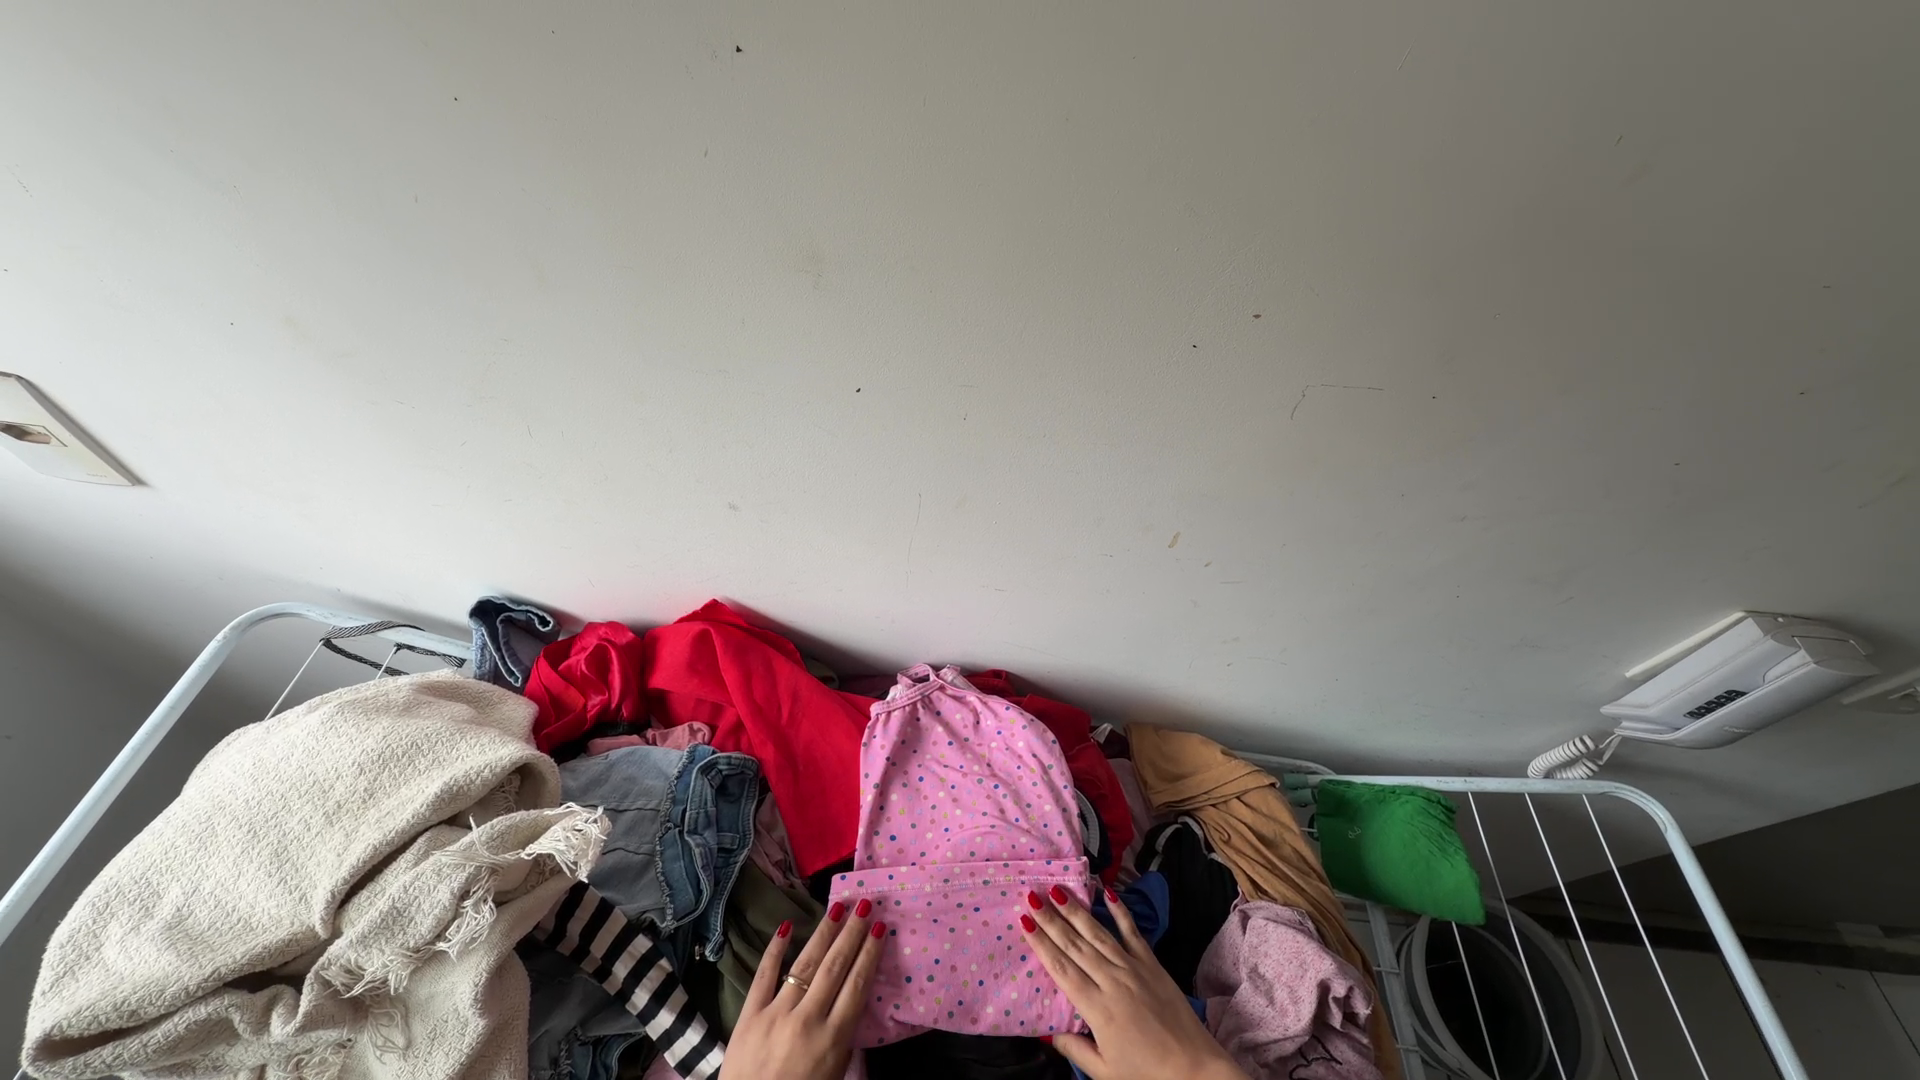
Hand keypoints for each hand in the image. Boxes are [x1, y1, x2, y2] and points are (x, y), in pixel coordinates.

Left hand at [720, 899, 886, 1079]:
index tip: (879, 927)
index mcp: (833, 1038)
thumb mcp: (835, 1071)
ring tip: (838, 907)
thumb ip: (845, 1036)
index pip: (856, 985)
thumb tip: (854, 995)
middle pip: (834, 967)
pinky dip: (775, 949)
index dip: (869, 953)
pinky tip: (786, 925)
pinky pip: (764, 975)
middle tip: (864, 905)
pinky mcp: (749, 1014)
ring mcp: (776, 1014)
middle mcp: (807, 1020)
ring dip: (824, 932)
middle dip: (851, 933)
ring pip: (804, 964)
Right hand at [1021, 885, 1247, 1079]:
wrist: (1195, 1070)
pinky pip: (1133, 932)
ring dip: (1076, 911)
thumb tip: (1045, 1032)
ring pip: (1098, 934)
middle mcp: (1112, 981)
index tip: (1024, 920)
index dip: (1041, 944)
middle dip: (1051, 919)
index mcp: (1097, 1009)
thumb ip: (1074, 1048)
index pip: (1062, 969)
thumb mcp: (1105, 1072)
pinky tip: (1106, 893)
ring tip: (1057, 889)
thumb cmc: (1147, 1075)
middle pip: (1075, 945)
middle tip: (1032, 894)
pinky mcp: (1152, 964)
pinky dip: (1120, 912)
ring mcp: (1133, 969)